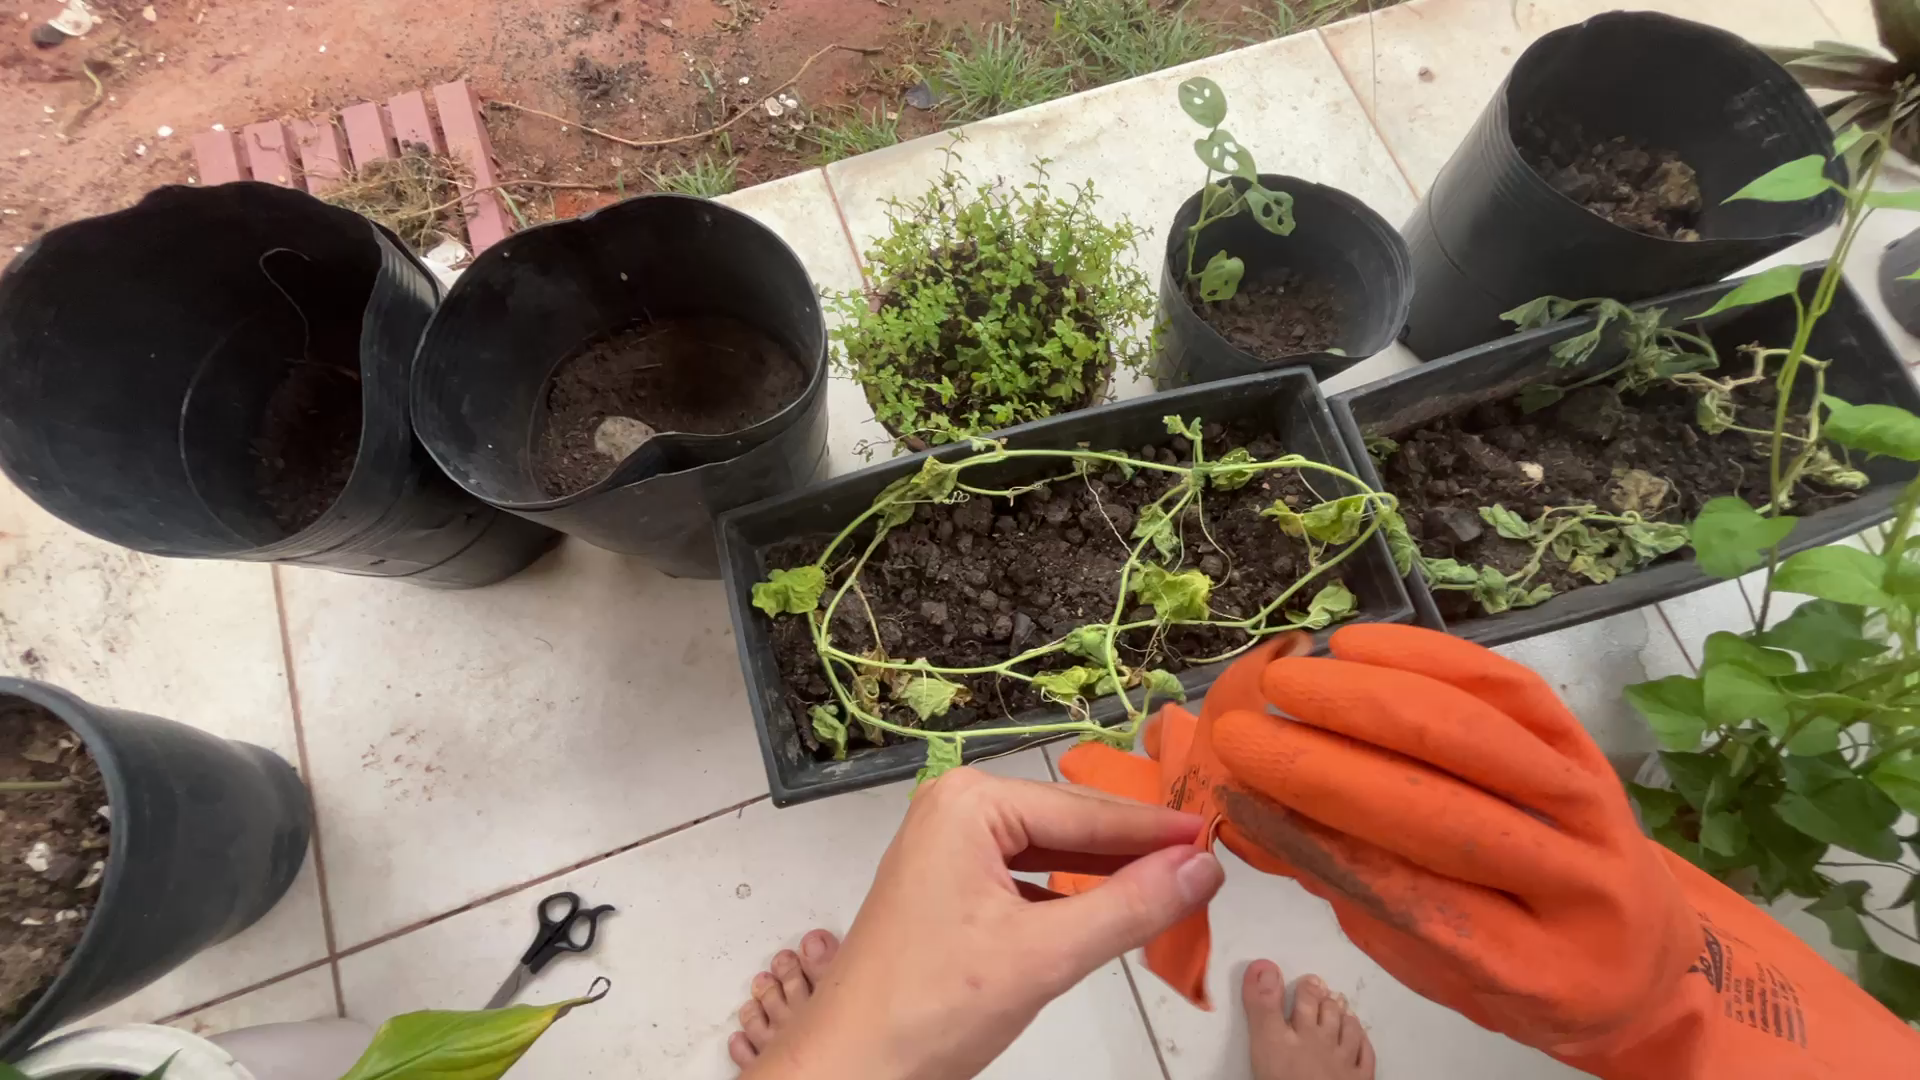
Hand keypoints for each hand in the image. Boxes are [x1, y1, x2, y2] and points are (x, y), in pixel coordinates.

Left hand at [743, 767, 1224, 1079]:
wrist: (851, 1066)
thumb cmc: (939, 1003)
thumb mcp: (1045, 954)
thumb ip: (1130, 907)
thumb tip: (1203, 868)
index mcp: (971, 801)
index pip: (1082, 812)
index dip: (1151, 828)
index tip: (1212, 835)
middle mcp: (958, 804)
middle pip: (1064, 823)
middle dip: (1129, 847)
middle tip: (1199, 861)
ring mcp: (948, 838)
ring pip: (1045, 847)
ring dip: (1102, 868)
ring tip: (1167, 878)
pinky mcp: (948, 875)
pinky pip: (1021, 871)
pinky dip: (1065, 889)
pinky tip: (1104, 900)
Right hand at [1207, 624, 1919, 1077]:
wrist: (1627, 941)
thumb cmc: (1503, 958)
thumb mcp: (1418, 955)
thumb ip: (1343, 881)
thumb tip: (1249, 807)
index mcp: (1533, 970)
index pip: (1406, 895)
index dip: (1312, 837)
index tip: (1237, 790)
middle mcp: (1581, 888)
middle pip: (1437, 812)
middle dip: (1321, 765)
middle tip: (1241, 732)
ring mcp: (1593, 805)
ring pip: (1469, 735)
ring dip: (1361, 701)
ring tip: (1284, 681)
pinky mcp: (1583, 742)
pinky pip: (1504, 684)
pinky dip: (1423, 655)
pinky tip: (1353, 644)